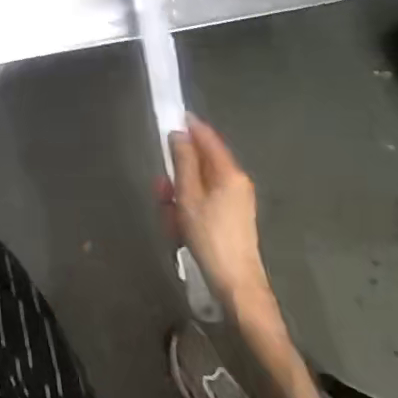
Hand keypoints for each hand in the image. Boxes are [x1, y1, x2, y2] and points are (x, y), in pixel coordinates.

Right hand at [160, 114, 268, 303]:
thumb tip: (179, 134)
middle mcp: (236, 181)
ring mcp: (235, 200)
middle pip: (201, 163)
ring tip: (169, 216)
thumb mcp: (189, 196)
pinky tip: (178, 226)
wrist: (236, 282)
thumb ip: (183, 162)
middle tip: (161, 189)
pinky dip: (188, 206)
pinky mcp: (231, 216)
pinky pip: (203, 200)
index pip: (209, 138)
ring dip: (179, 194)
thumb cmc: (210, 236)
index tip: (171, 115)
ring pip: (199, 183)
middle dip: (177, 172)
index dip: (191, 126)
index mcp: (229, 173)